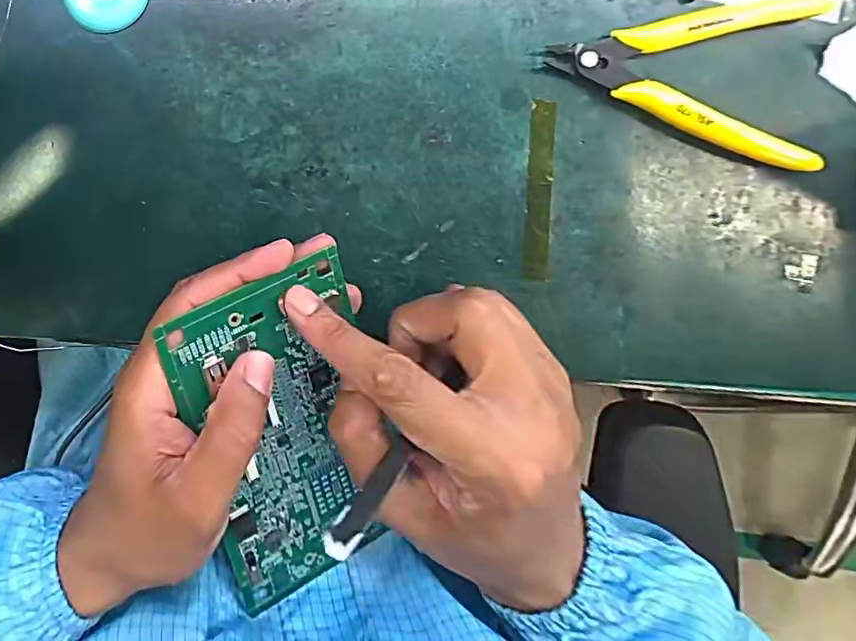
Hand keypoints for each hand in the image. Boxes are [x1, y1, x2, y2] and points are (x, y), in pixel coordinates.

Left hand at [58, 235, 350, 615]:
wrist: (110, 559)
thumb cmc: (146, 532)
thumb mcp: (197, 496)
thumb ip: (230, 431)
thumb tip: (261, 358)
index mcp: (148, 381)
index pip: (187, 309)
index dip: (232, 275)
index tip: (280, 254)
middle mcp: (158, 370)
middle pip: (205, 309)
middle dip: (256, 279)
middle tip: (313, 260)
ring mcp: (172, 384)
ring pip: (217, 332)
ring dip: (261, 308)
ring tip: (314, 292)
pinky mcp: (187, 400)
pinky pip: (223, 362)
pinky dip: (257, 344)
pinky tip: (291, 343)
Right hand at [281, 284, 584, 611]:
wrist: (549, 553)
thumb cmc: (468, 534)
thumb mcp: (394, 505)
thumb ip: (357, 434)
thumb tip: (347, 371)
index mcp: (491, 459)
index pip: (401, 381)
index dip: (343, 341)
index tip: (301, 306)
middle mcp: (535, 411)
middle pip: (461, 314)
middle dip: (412, 325)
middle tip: (404, 366)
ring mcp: (553, 384)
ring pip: (478, 301)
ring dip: (435, 324)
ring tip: (431, 370)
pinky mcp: (554, 368)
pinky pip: (494, 313)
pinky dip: (459, 327)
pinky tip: (455, 370)